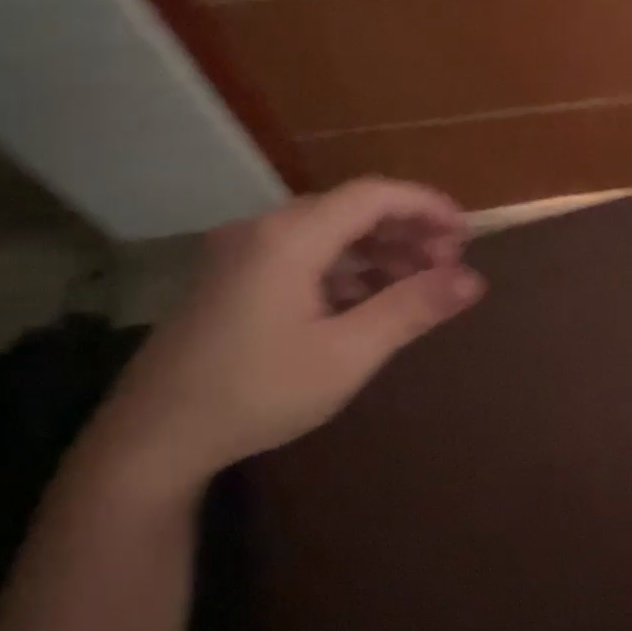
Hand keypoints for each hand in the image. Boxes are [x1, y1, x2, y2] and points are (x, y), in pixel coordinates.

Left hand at [83, 177, 483, 489]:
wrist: (158, 434)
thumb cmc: (260, 392)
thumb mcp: (348, 354)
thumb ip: (411, 309)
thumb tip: (473, 280)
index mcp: (290, 238)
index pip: (372, 196)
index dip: (426, 206)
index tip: (468, 234)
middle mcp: (262, 231)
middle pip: (348, 211)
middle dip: (406, 232)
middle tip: (449, 267)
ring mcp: (241, 254)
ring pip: (325, 235)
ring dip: (377, 253)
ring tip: (418, 286)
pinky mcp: (232, 281)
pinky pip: (302, 257)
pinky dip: (345, 271)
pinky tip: (367, 304)